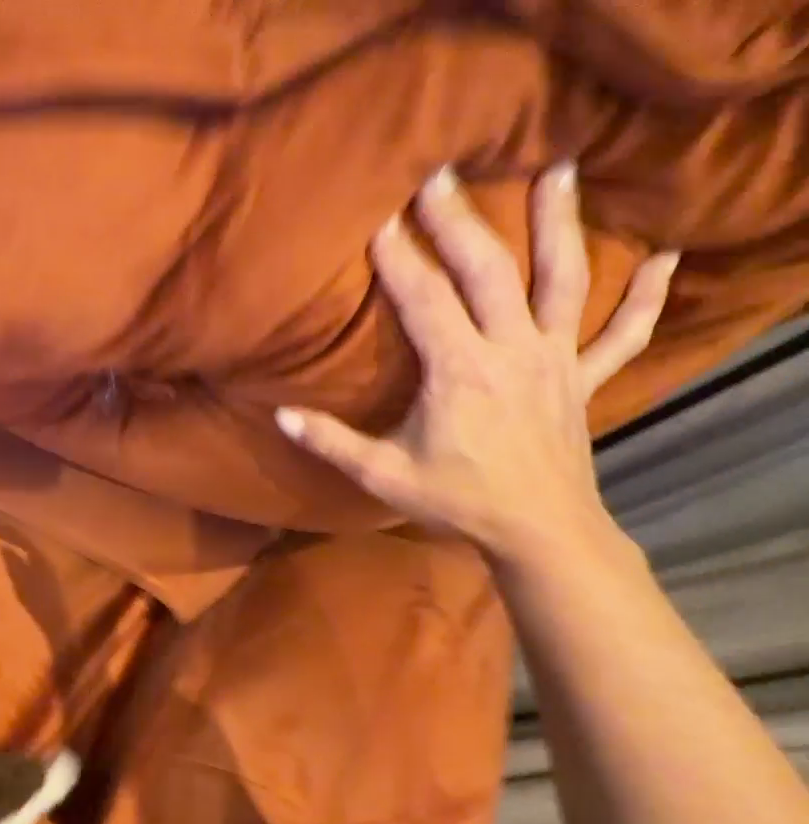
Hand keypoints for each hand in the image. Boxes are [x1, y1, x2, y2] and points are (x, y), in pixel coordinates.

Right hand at [276, 163, 679, 564]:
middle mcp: (513, 351)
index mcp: (461, 372)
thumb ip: (331, 441)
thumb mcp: (382, 474)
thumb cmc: (456, 500)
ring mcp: (557, 360)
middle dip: (461, 222)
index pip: (425, 301)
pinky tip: (666, 260)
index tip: (377, 219)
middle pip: (488, 273)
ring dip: (561, 225)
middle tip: (442, 176)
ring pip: (565, 280)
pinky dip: (648, 296)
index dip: (398, 260)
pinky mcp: (583, 377)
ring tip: (559, 171)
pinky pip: (625, 332)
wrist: (539, 529)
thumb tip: (280, 416)